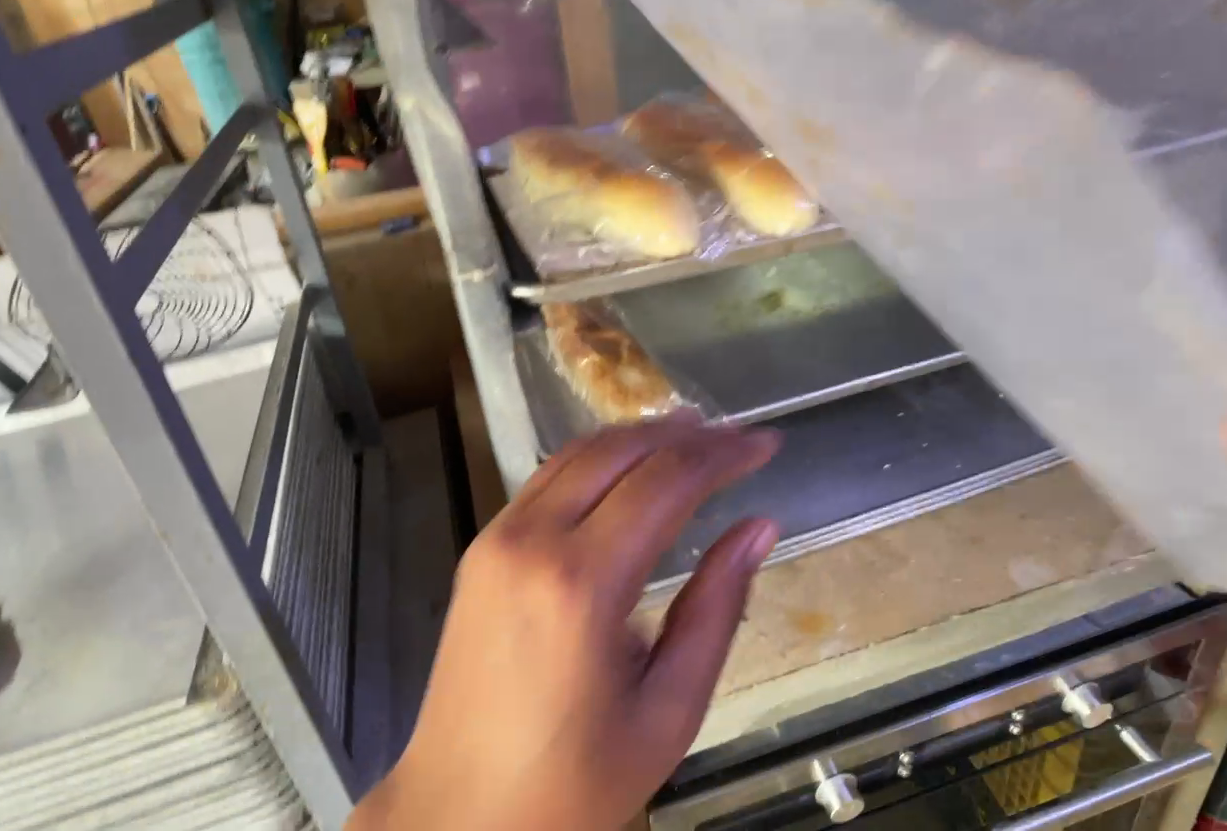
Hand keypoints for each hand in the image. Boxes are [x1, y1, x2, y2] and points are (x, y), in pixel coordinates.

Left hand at [351, 414, 781, 830]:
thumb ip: (717, 608)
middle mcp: (531, 540)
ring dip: (637, 438)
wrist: (462, 812)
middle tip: (734, 435)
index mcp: (581, 582)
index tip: (765, 443)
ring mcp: (497, 538)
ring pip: (575, 454)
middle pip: (618, 452)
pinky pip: (545, 479)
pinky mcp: (480, 549)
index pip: (665, 482)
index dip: (721, 454)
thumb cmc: (576, 780)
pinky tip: (628, 469)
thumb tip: (759, 528)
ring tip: (692, 434)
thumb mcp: (669, 709)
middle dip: (683, 434)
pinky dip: (595, 460)